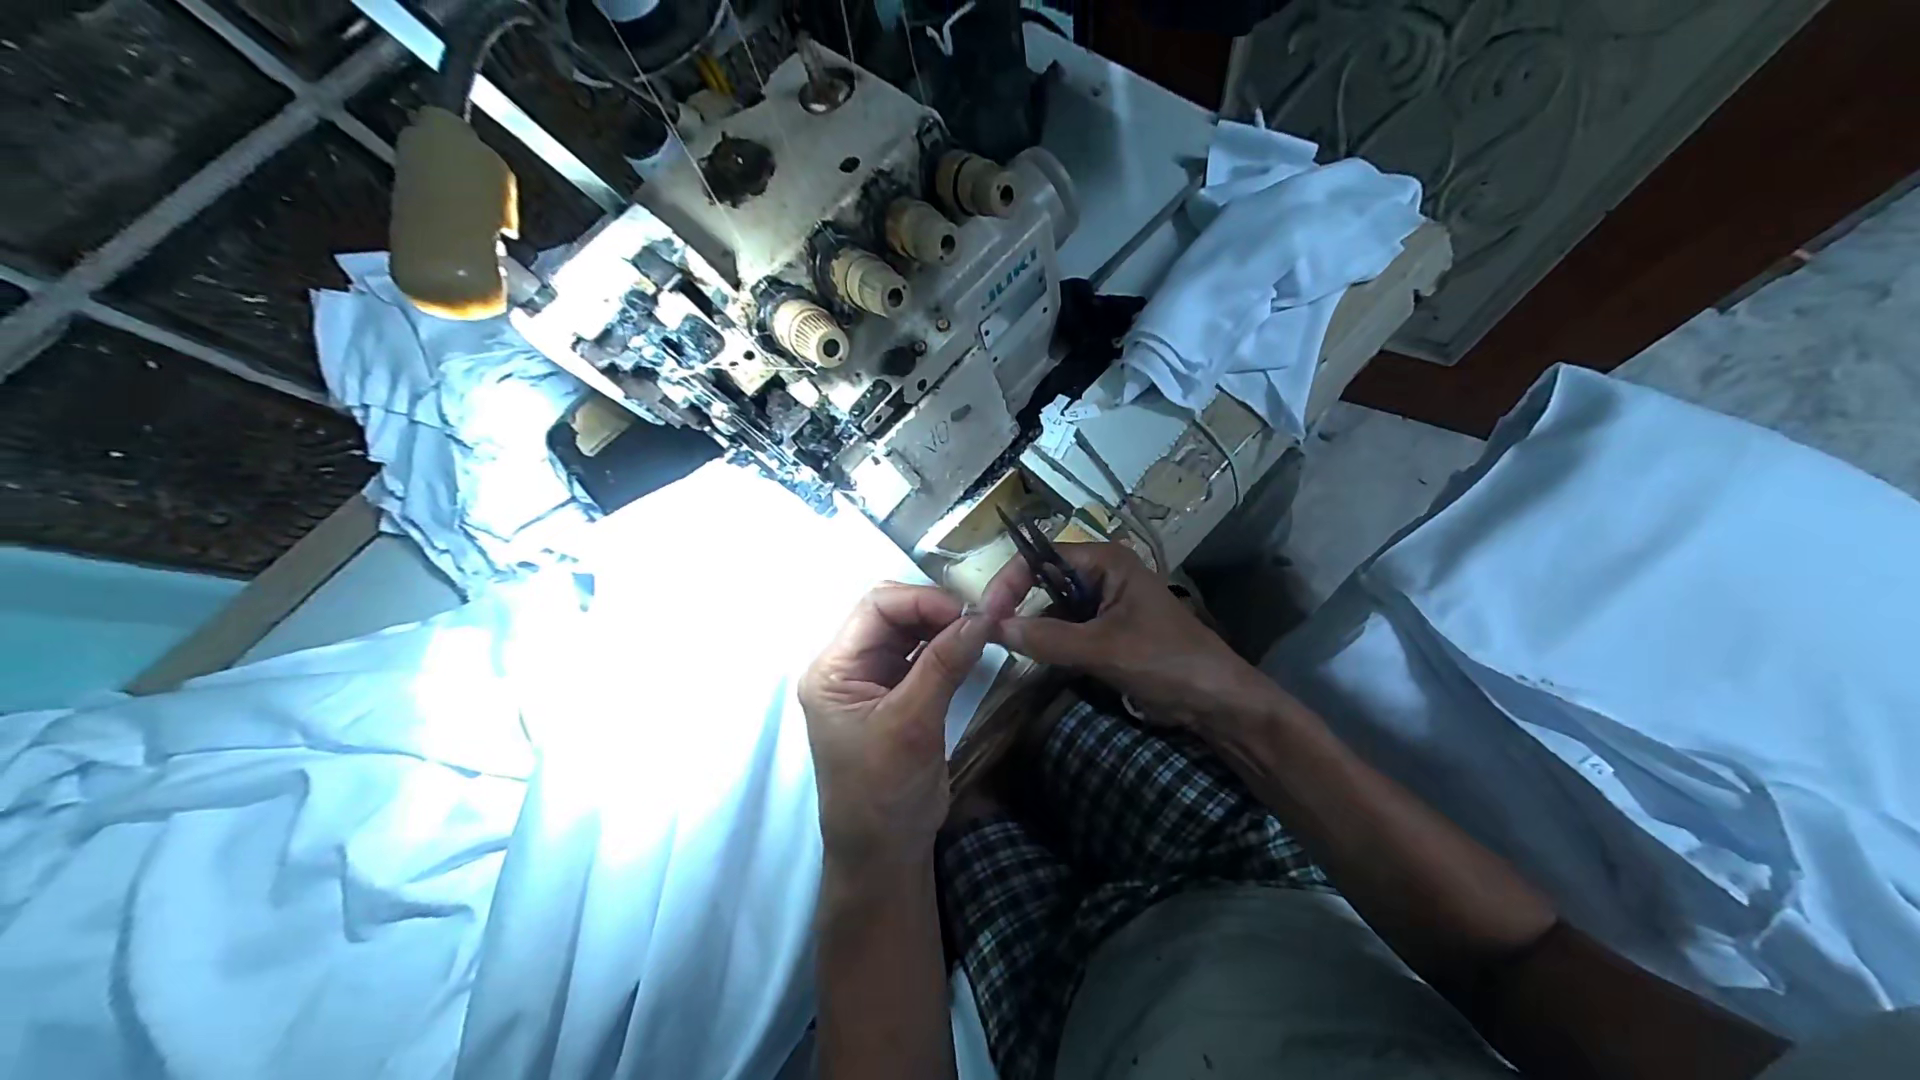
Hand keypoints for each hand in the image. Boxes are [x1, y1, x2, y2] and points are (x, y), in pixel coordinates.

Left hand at [800, 585, 990, 867]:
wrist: (885, 851)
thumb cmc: (883, 793)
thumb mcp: (912, 725)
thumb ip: (943, 666)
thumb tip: (981, 617)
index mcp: (833, 669)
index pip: (874, 608)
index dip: (921, 600)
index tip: (967, 613)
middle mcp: (848, 665)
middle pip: (891, 613)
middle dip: (934, 610)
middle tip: (978, 621)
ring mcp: (873, 678)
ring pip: (909, 630)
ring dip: (943, 626)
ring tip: (980, 630)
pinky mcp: (896, 692)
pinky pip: (922, 654)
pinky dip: (947, 646)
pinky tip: (970, 647)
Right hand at [980, 542, 1279, 734]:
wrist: (1215, 702)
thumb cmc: (1166, 661)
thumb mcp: (1103, 649)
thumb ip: (1047, 638)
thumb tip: (993, 628)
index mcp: (1106, 561)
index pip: (1043, 556)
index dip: (1011, 580)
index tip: (988, 614)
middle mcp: (1103, 575)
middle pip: (1044, 579)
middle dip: (1017, 603)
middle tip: (989, 633)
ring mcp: (1105, 604)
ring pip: (1053, 607)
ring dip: (1031, 626)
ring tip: (1004, 647)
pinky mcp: (1106, 631)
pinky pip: (1066, 629)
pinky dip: (1048, 642)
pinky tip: (1032, 657)